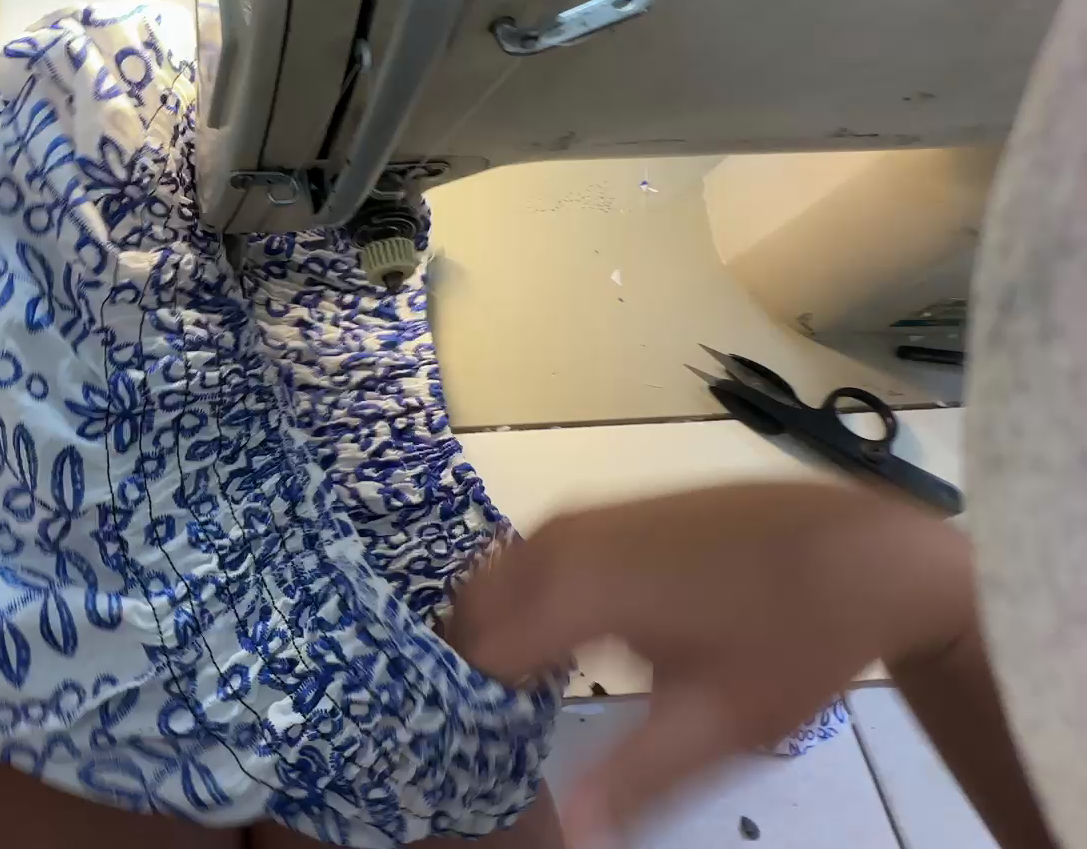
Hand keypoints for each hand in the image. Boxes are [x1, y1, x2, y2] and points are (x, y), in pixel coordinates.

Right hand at [445, 481, 972, 844]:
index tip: (489, 737)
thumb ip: (635, 776)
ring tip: (529, 677)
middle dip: (475, 656)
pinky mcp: (586, 510)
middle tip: (504, 710)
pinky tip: (564, 627)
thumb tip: (575, 835)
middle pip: (472, 606)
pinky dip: (519, 592)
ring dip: (494, 622)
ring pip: (492, 575)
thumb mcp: (720, 722)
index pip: (481, 648)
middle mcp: (551, 544)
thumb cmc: (787, 638)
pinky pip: (522, 555)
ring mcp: (567, 519)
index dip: (477, 696)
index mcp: (569, 591)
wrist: (854, 548)